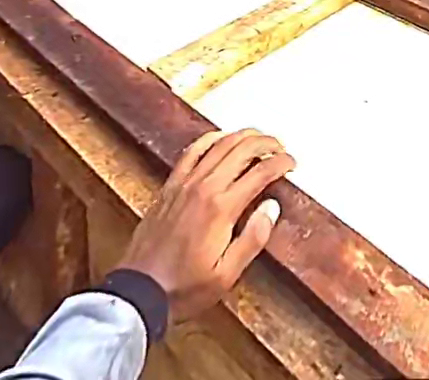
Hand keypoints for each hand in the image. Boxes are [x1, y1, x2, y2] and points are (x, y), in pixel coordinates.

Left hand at [117, 129, 295, 323]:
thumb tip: (273, 206)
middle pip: (243, 148)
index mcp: (222, 208)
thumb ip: (253, 239)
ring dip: (244, 135)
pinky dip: (211, 138)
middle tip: (280, 148)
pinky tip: (222, 137)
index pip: (260, 172)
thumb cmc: (184, 288)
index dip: (281, 163)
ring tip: (259, 138)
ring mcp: (186, 182)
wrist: (136, 294)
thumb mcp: (226, 275)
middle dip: (267, 142)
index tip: (292, 164)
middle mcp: (206, 186)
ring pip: (221, 143)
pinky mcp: (171, 185)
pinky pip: (193, 150)